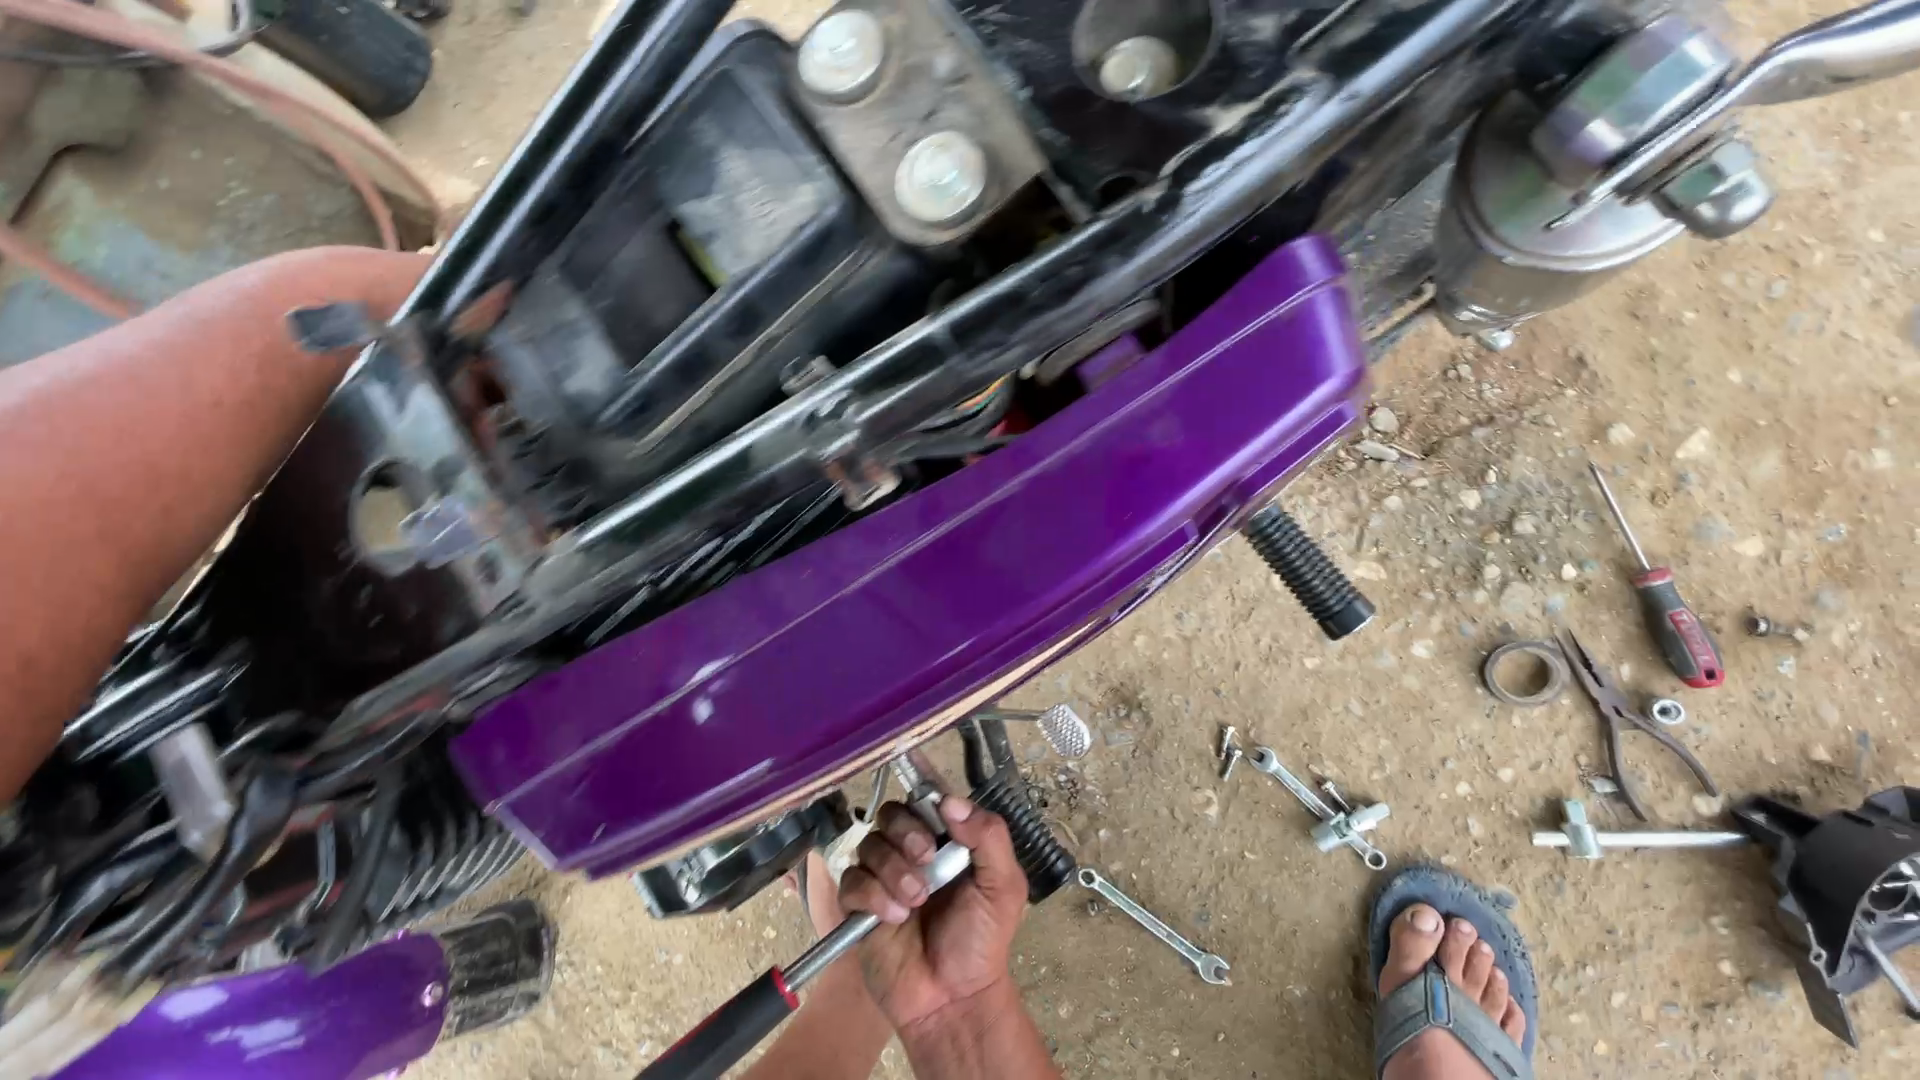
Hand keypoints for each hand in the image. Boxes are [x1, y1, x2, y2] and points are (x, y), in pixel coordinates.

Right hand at [836, 795, 1028, 1033]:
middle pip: (891, 814)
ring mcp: (883, 877)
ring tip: (916, 900)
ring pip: (869, 844)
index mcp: (945, 840)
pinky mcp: (858, 907)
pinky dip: (872, 894)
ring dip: (893, 868)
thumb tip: (951, 802)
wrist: (954, 998)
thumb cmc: (982, 939)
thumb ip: (989, 837)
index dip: (925, 796)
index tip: (935, 811)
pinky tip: (895, 917)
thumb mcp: (1003, 885)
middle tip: (926, 860)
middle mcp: (911, 852)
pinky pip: (851, 881)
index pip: (926, 798)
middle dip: (907, 832)